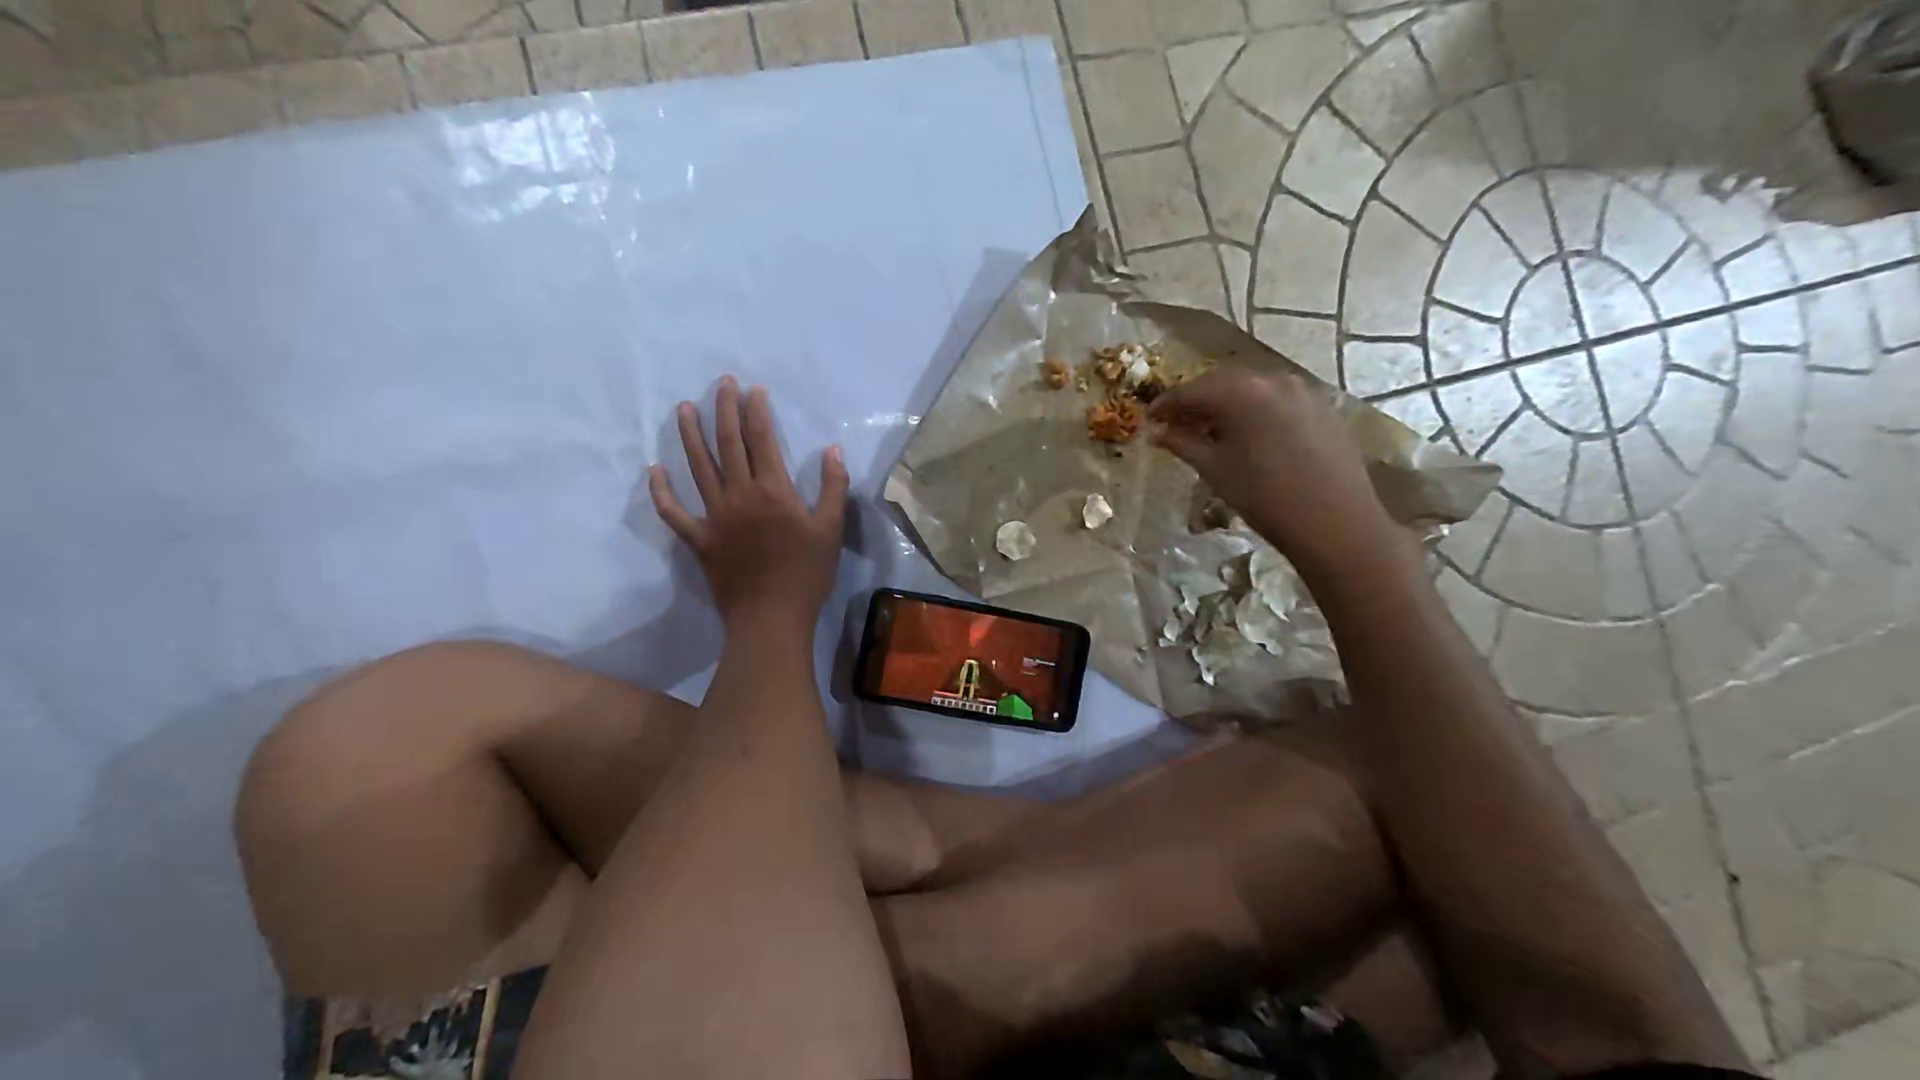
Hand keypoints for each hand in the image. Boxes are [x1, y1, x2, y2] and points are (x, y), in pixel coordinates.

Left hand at [650, 377, 849, 629]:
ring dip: (690, 435)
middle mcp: (739, 495)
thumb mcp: (831, 529)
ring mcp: (714, 516)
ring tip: (684, 408)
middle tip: (721, 384)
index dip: (756, 411)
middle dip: (725, 410)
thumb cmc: (807, 574)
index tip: (753, 389)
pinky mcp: (698, 539)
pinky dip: (662, 491)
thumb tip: (832, 450)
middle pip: (728, 444)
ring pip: (698, 467)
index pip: (762, 440)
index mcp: (773, 490)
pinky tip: (655, 470)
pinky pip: (674, 512)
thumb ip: (832, 486)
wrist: (771, 617)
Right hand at [1149, 368, 1405, 582]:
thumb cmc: (1263, 496)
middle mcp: (1273, 380)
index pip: (1191, 390)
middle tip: (1176, 422)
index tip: (1149, 418)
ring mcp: (1302, 392)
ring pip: (1253, 390)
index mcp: (1241, 391)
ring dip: (1227, 404)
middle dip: (1196, 400)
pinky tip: (1248, 435)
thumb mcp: (1214, 469)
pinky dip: (1255, 411)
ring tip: (1211, 429)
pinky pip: (1278, 401)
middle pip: (1223, 382)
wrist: (1334, 522)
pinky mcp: (1322, 408)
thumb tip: (1155, 432)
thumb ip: (1181, 443)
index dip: (1166, 404)